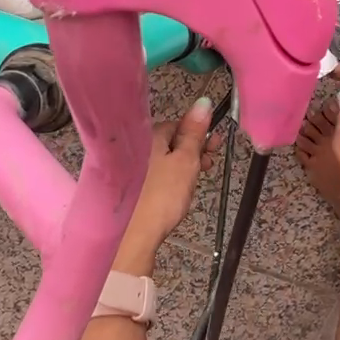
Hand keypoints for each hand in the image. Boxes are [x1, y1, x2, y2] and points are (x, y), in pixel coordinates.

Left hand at [115, 98, 218, 270]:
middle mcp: (133, 147)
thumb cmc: (162, 195)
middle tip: (209, 165)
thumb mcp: (186, 162)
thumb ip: (195, 133)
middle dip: (192, 151)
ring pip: (161, 160)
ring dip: (182, 166)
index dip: (198, 135)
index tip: (214, 149)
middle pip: (169, 142)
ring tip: (195, 181)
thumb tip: (204, 101)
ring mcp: (126, 170)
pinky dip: (166, 180)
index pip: (177, 125)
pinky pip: (151, 176)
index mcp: (147, 136)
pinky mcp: (125, 190)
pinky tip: (175, 192)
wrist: (130, 238)